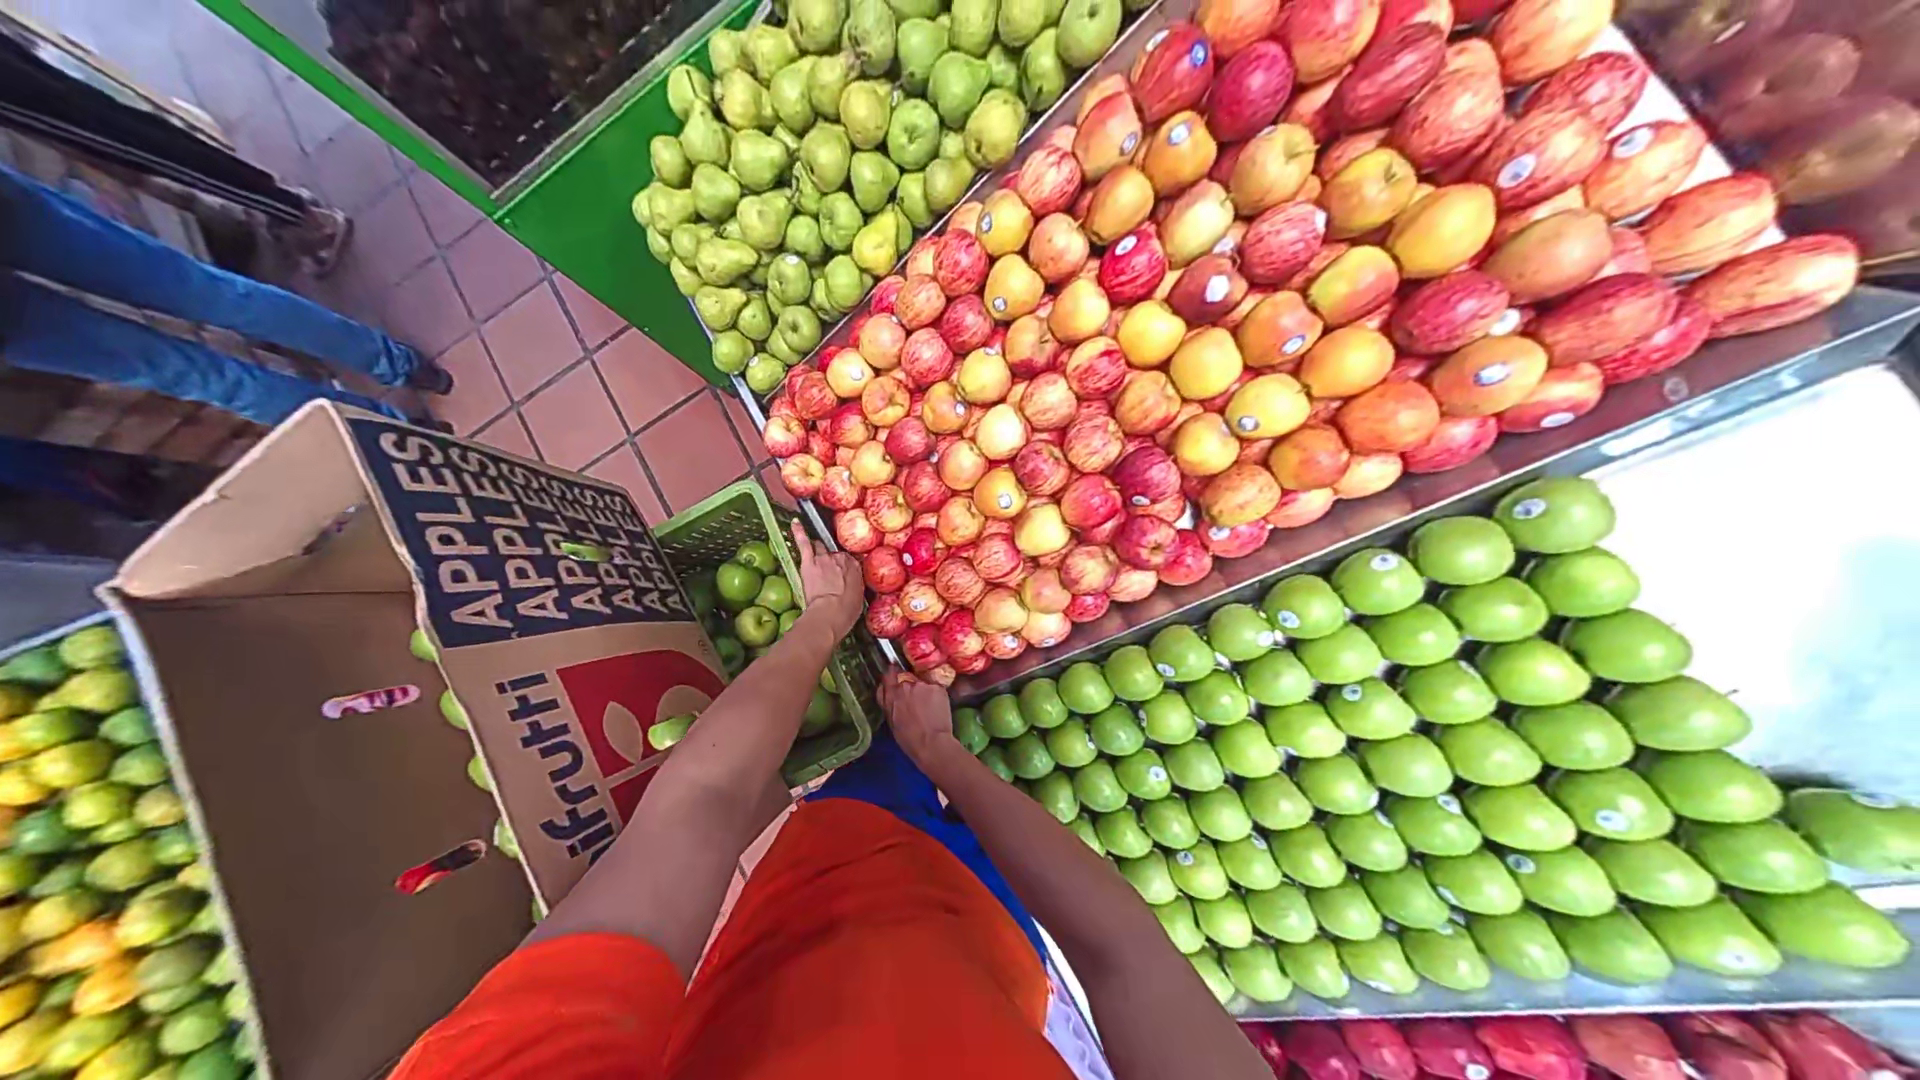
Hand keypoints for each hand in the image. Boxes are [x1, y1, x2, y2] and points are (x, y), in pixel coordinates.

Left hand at [790, 520, 863, 635]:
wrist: (831, 612)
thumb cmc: (846, 610)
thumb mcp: (858, 599)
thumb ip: (854, 587)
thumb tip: (851, 589)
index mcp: (855, 567)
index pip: (850, 560)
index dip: (844, 566)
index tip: (842, 572)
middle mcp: (840, 558)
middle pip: (835, 553)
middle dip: (832, 560)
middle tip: (829, 569)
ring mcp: (823, 558)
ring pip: (820, 547)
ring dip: (818, 548)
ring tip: (815, 548)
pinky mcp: (809, 561)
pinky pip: (803, 543)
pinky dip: (799, 532)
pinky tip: (795, 524)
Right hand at [878, 671, 963, 773]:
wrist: (932, 743)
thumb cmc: (908, 739)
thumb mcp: (891, 720)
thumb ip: (888, 701)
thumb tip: (886, 690)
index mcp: (892, 694)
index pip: (889, 674)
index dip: (893, 675)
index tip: (896, 678)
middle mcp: (906, 685)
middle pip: (907, 677)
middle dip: (910, 685)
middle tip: (916, 699)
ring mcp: (923, 684)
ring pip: (922, 682)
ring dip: (923, 690)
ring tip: (928, 705)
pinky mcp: (938, 687)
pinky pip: (934, 687)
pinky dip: (935, 694)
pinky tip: (937, 706)